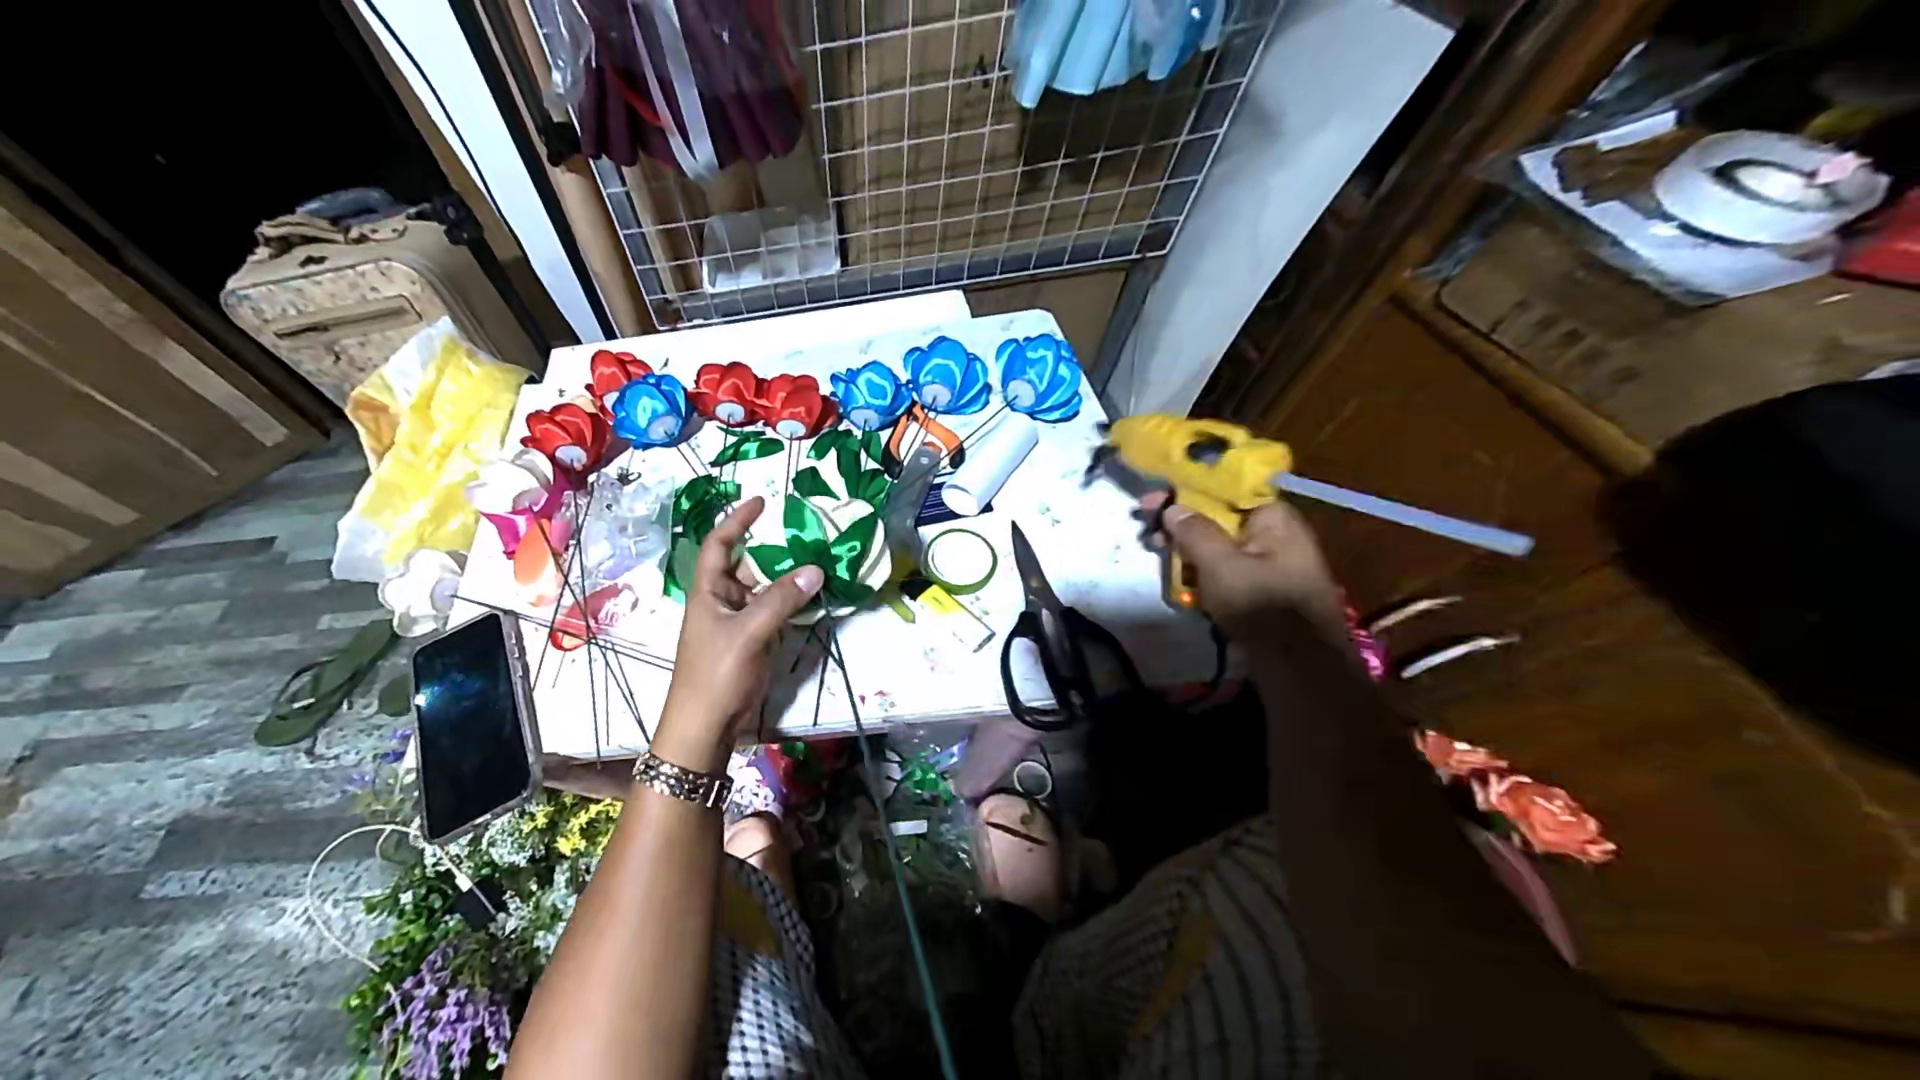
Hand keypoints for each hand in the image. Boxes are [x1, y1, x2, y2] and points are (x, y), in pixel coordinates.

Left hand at [654, 497, 822, 771]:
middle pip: (747, 564)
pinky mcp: (753, 641)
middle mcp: (722, 600)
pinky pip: (775, 611)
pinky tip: (814, 595)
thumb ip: (782, 600)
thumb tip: (816, 569)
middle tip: (805, 533)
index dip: (738, 521)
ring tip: (817, 559)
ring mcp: (738, 622)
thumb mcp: (748, 632)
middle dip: (772, 548)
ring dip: (787, 576)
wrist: (706, 726)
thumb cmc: (716, 674)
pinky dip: (793, 601)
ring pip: (765, 589)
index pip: (720, 544)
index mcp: (708, 591)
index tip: (762, 502)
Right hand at [1140, 491, 1345, 645]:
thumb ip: (1195, 532)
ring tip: (1162, 561)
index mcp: (1275, 518)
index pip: (1228, 489)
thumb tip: (1173, 507)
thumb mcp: (1220, 564)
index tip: (1155, 502)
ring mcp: (1275, 565)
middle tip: (1151, 535)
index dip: (1188, 492)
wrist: (1300, 666)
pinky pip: (1231, 571)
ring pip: (1224, 547)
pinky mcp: (1267, 591)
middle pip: (1223, 519)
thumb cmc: (1261, 605)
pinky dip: (1207, 573)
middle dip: (1185, 525)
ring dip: (1191, 551)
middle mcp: (1279, 535)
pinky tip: (1186, 584)